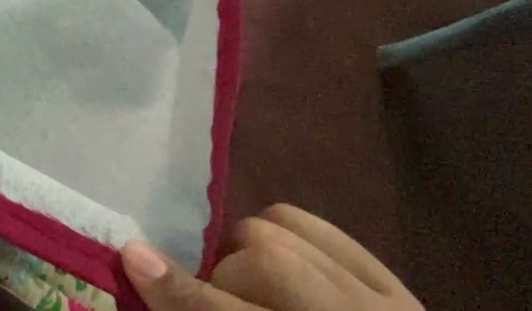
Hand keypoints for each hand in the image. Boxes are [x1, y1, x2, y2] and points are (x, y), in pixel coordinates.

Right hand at [122, 205, 421, 310]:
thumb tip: (140, 267)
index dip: (182, 292)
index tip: (130, 258)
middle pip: (265, 261)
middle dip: (223, 279)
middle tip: (213, 304)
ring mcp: (390, 308)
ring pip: (287, 232)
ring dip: (250, 253)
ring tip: (247, 290)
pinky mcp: (401, 293)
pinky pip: (323, 230)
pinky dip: (287, 235)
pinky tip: (279, 265)